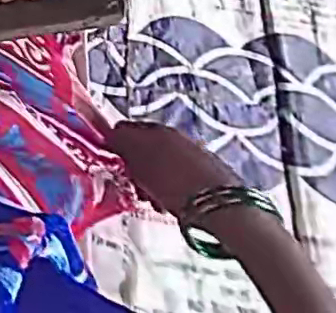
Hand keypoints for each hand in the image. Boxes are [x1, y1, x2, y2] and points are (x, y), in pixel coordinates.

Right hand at [107, 121, 242, 214]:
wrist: (224, 207)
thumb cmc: (175, 186)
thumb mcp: (140, 169)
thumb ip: (122, 149)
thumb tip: (111, 138)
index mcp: (153, 129)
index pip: (123, 128)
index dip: (115, 145)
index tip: (114, 164)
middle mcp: (173, 133)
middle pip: (143, 145)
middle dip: (137, 166)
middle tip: (136, 187)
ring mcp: (192, 149)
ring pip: (162, 159)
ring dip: (154, 178)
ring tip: (156, 200)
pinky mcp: (209, 167)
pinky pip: (180, 171)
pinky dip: (173, 183)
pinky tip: (175, 203)